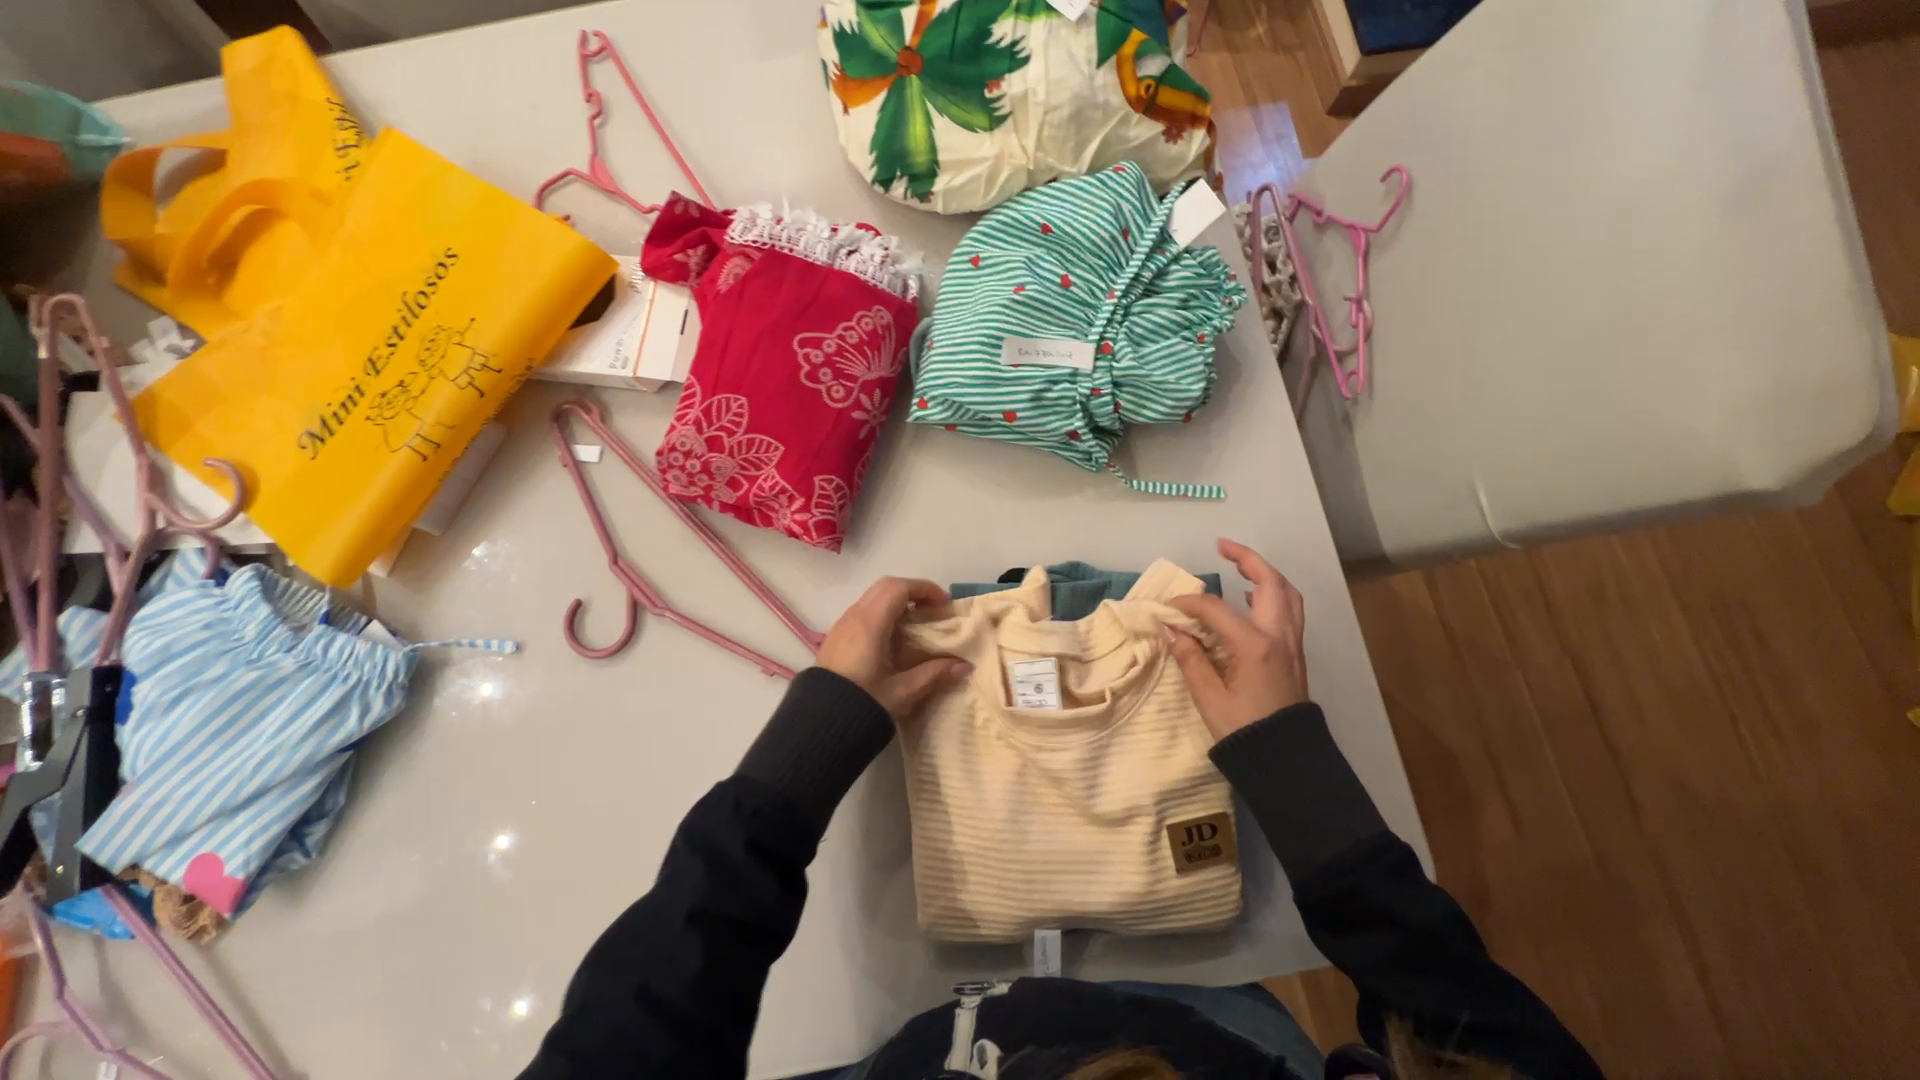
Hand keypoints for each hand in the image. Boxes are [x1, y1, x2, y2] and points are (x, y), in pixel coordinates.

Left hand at [817, 577, 970, 719]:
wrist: (820, 723)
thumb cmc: (863, 703)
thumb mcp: (902, 692)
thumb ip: (934, 674)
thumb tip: (965, 666)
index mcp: (870, 624)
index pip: (899, 589)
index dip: (925, 589)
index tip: (944, 603)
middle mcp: (853, 617)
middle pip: (885, 587)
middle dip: (912, 591)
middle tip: (933, 609)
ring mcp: (841, 626)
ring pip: (871, 598)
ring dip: (896, 602)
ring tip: (916, 623)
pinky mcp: (835, 638)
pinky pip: (862, 612)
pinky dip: (882, 613)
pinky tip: (892, 638)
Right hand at [1162, 539, 1308, 741]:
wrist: (1285, 758)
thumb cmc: (1243, 729)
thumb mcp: (1208, 697)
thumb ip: (1191, 658)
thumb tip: (1172, 630)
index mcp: (1254, 645)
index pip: (1217, 608)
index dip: (1189, 603)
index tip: (1168, 608)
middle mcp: (1278, 636)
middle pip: (1269, 583)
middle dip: (1247, 559)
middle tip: (1222, 546)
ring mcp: (1292, 644)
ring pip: (1287, 593)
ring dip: (1265, 573)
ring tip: (1242, 566)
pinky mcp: (1295, 654)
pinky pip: (1289, 611)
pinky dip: (1273, 594)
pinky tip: (1252, 600)